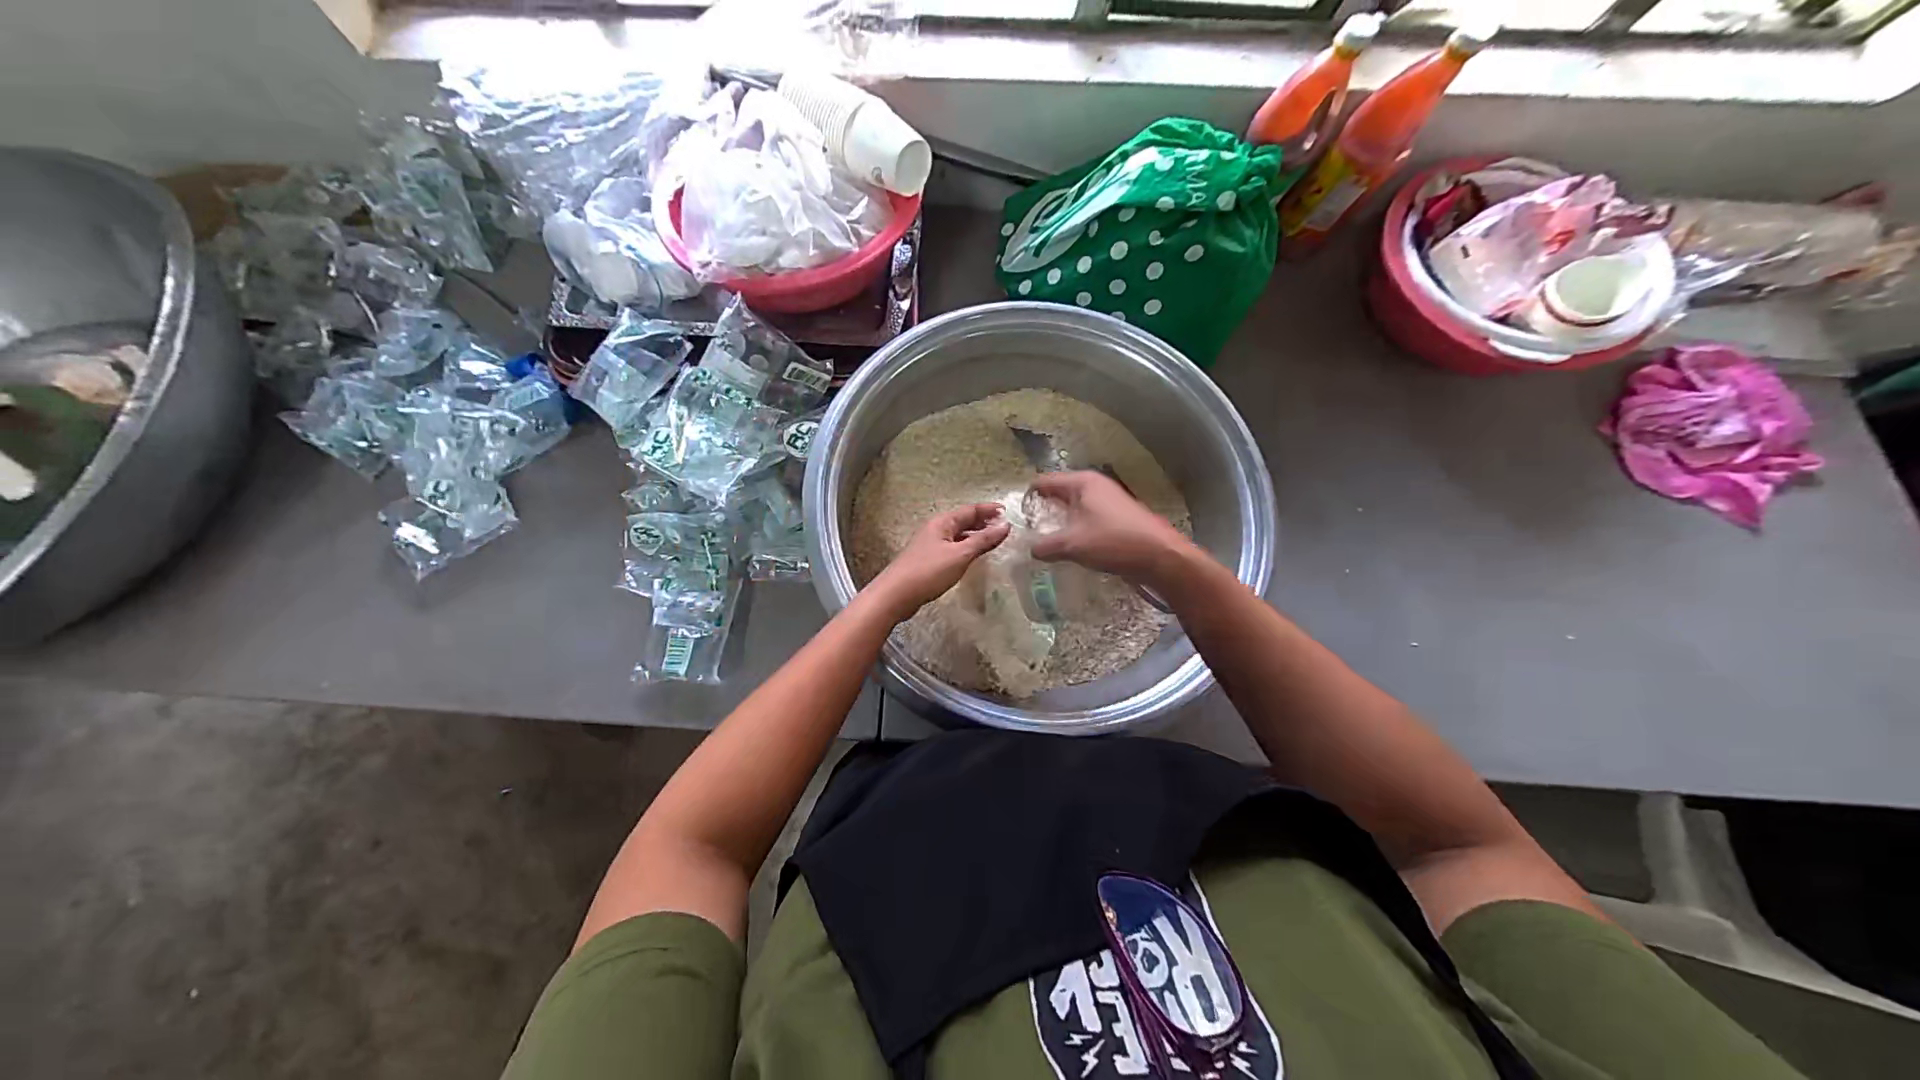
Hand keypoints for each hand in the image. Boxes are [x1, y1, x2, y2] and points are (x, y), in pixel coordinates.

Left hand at [864, 503, 1010, 621]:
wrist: (896, 595)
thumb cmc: (928, 571)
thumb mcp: (960, 555)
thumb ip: (983, 541)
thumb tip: (1005, 526)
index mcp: (942, 522)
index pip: (970, 510)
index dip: (989, 510)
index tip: (1007, 511)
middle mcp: (936, 529)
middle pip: (963, 521)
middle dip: (983, 522)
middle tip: (1002, 526)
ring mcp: (930, 545)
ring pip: (958, 535)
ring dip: (975, 535)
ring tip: (992, 541)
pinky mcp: (928, 560)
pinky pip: (952, 548)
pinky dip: (966, 548)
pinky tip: (972, 557)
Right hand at [1028, 471, 1197, 587]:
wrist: (1161, 557)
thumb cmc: (1113, 542)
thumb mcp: (1072, 545)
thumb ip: (1045, 546)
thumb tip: (1031, 550)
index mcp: (1082, 483)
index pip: (1044, 482)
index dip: (1028, 497)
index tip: (1017, 517)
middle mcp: (1095, 485)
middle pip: (1059, 493)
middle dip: (1044, 511)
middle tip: (1029, 532)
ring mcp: (1109, 500)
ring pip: (1075, 507)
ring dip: (1062, 522)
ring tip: (1048, 542)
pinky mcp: (1119, 517)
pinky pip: (1089, 519)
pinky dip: (1078, 530)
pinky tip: (1074, 548)